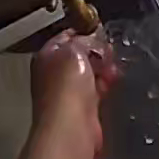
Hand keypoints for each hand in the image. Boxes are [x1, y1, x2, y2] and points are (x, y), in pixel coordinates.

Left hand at [30, 29, 117, 156]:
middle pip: (79, 55)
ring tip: (113, 65)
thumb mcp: (76, 49)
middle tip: (110, 50)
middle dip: (96, 52)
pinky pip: (95, 90)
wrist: (71, 127)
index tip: (101, 31)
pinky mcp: (81, 110)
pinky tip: (113, 80)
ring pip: (89, 72)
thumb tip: (94, 41)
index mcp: (46, 56)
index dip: (84, 32)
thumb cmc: (67, 83)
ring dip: (103, 68)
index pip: (66, 37)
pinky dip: (105, 84)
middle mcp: (53, 74)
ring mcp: (67, 93)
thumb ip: (85, 40)